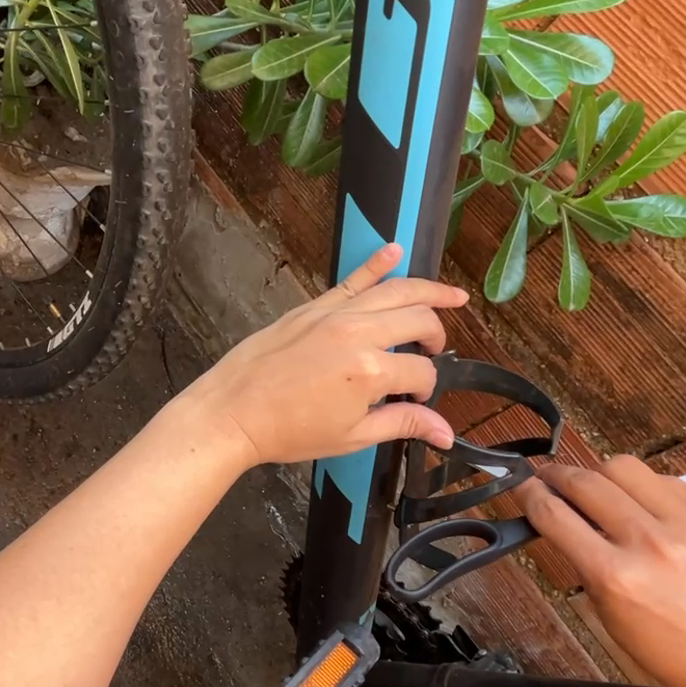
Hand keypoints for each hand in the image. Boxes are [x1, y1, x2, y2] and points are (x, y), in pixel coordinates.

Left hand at [171, 243, 467, 467]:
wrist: (233, 412)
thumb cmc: (287, 430)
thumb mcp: (350, 436)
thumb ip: (401, 424)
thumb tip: (444, 432)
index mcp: (370, 371)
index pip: (421, 372)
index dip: (425, 389)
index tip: (415, 401)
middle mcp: (358, 333)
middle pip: (418, 320)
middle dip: (435, 337)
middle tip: (434, 351)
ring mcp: (333, 315)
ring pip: (394, 291)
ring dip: (428, 291)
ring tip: (452, 296)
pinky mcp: (312, 307)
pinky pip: (351, 279)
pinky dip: (375, 263)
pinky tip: (395, 250)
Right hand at [517, 457, 685, 686]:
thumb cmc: (672, 652)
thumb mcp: (609, 612)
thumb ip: (584, 561)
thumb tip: (563, 518)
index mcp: (614, 575)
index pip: (553, 513)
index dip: (528, 493)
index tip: (521, 485)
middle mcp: (649, 543)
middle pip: (584, 481)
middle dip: (556, 475)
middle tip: (549, 478)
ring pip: (623, 466)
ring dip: (600, 474)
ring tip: (600, 489)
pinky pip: (668, 481)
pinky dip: (645, 488)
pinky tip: (646, 505)